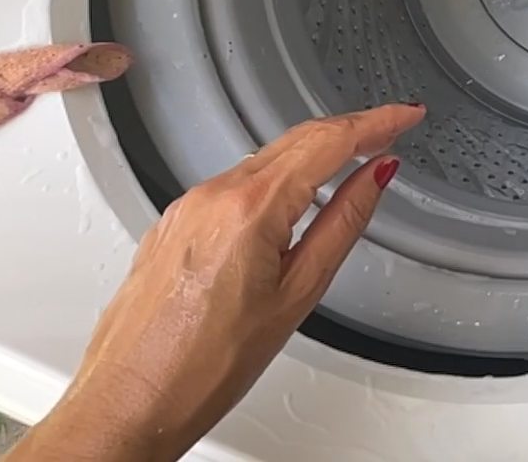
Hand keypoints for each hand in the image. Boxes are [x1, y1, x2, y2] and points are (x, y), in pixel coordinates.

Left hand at [8, 103, 424, 461]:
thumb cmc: (205, 367)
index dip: (378, 121)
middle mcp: (213, 196)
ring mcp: (187, 206)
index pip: (331, 142)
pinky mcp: (173, 221)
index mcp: (250, 209)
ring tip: (358, 149)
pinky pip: (241, 176)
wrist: (120, 412)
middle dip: (354, 126)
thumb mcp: (300, 290)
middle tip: (395, 126)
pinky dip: (283, 167)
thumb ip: (345, 220)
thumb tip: (378, 173)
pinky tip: (302, 181)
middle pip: (300, 137)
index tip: (407, 114)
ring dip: (319, 144)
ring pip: (270, 153)